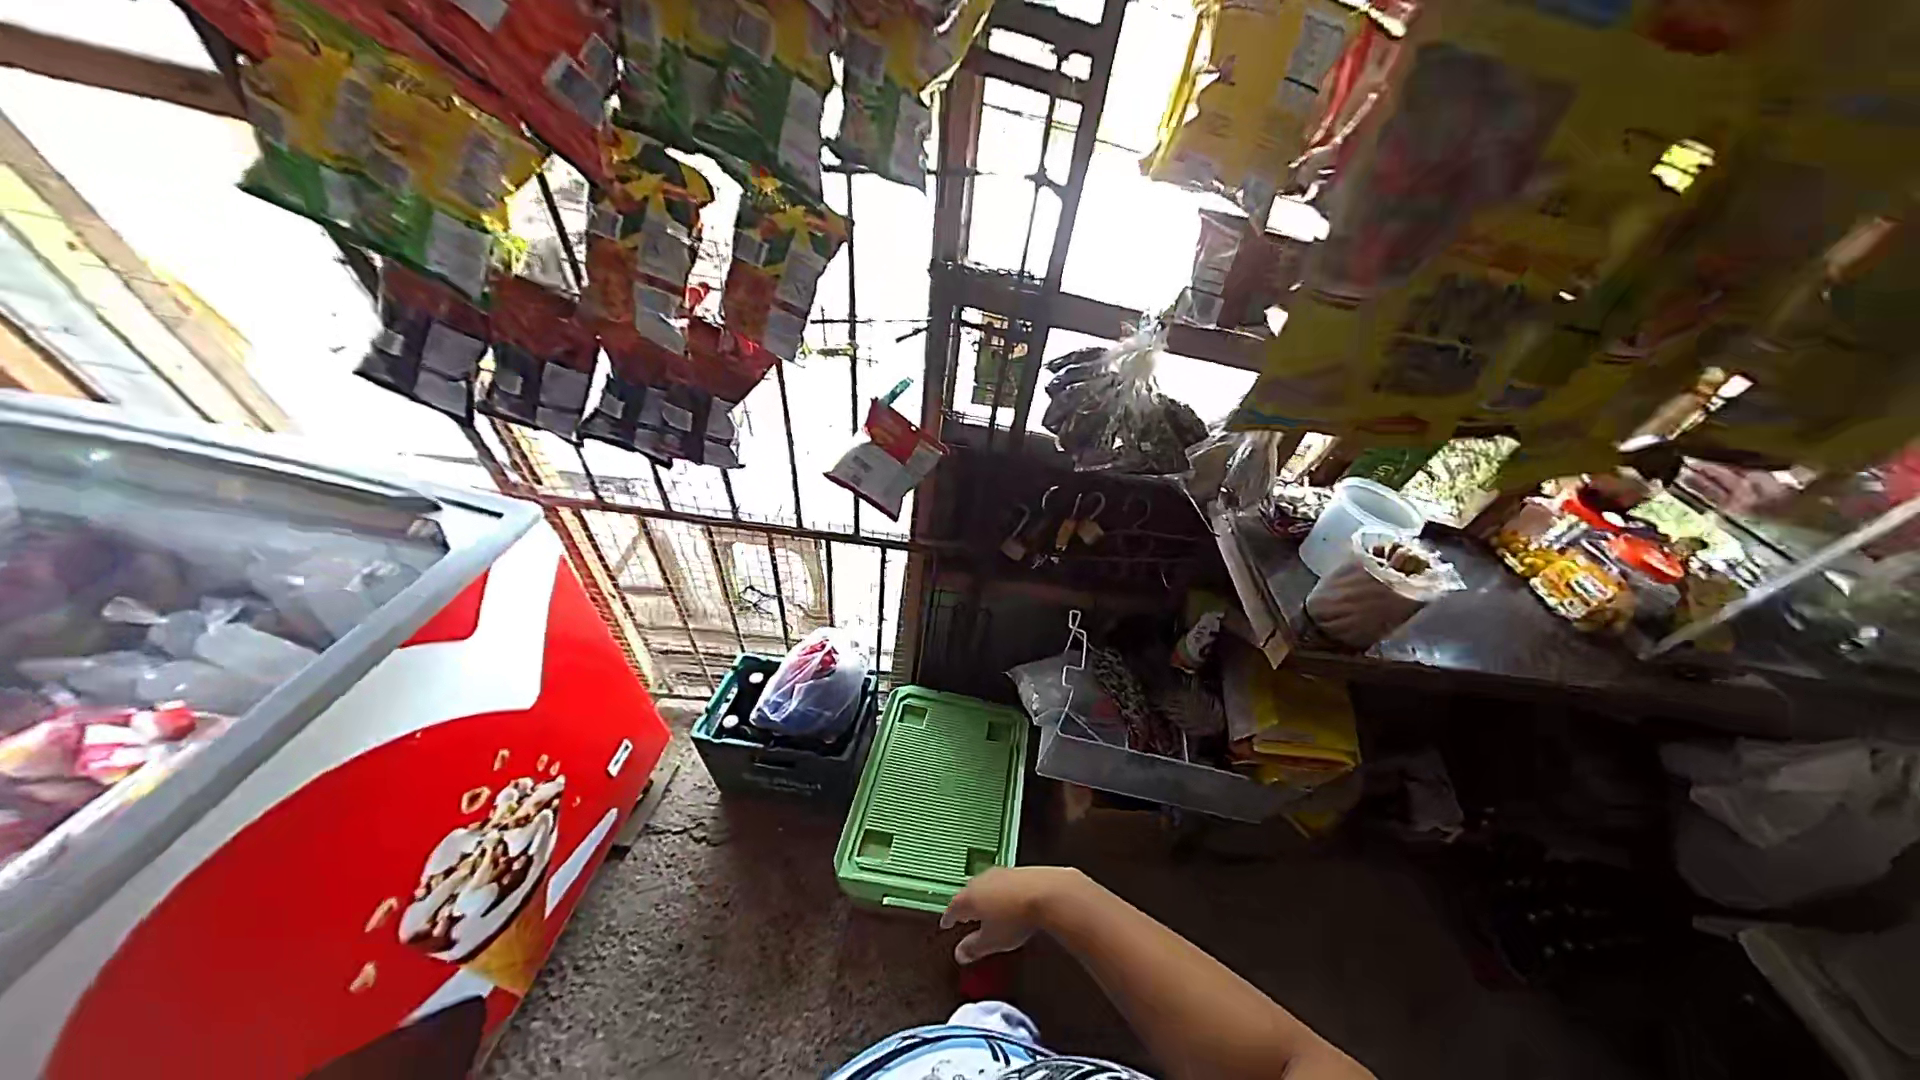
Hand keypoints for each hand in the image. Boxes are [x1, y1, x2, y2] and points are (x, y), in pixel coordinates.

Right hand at [940, 866, 1082, 964]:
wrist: (1044, 892)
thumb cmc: (1014, 919)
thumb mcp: (991, 941)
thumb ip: (974, 948)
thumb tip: (960, 954)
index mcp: (968, 898)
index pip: (953, 909)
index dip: (948, 918)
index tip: (945, 924)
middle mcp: (980, 881)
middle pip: (967, 895)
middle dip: (965, 907)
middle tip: (964, 918)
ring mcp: (998, 874)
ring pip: (984, 887)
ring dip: (982, 898)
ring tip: (985, 910)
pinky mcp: (1015, 871)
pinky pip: (1000, 883)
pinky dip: (997, 893)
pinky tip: (1005, 901)